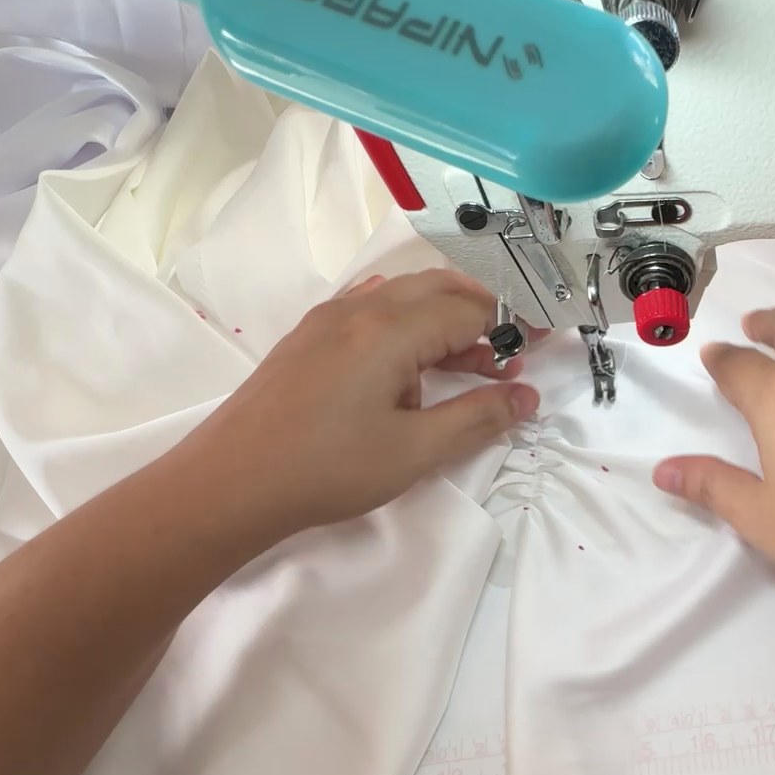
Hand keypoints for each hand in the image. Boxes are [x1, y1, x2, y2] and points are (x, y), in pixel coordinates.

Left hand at [168, 270, 538, 541]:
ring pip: (405, 297)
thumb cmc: (328, 469)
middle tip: (518, 345)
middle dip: (485, 310)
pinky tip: (421, 362)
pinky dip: (413, 326)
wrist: (228, 486)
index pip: (468, 310)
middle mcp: (358, 311)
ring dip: (450, 320)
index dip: (514, 323)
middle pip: (437, 288)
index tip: (545, 340)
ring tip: (481, 365)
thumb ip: (479, 417)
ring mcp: (329, 321)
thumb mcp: (417, 451)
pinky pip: (376, 312)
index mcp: (387, 331)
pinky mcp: (311, 340)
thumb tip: (527, 396)